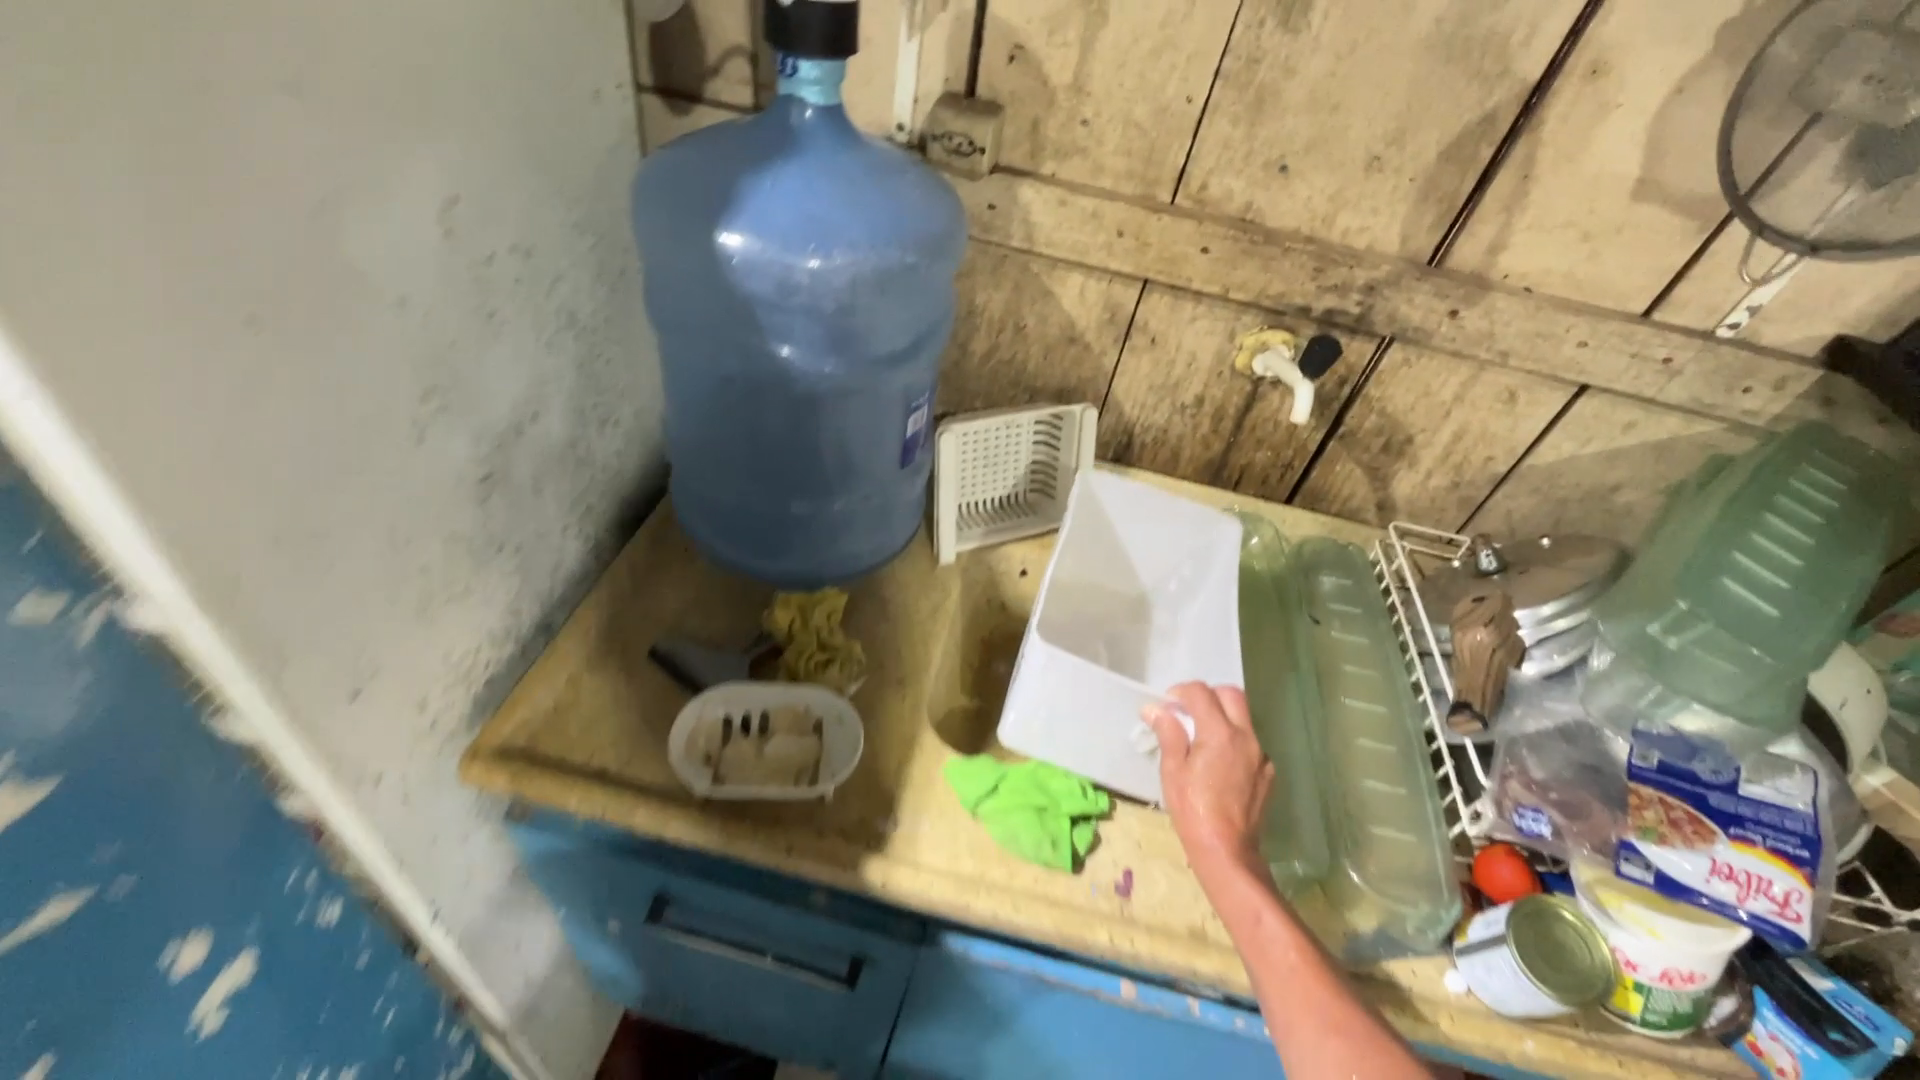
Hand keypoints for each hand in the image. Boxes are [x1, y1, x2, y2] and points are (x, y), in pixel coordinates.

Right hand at [1144, 682, 1274, 886]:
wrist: (1226, 849)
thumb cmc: (1192, 809)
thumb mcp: (1172, 770)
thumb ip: (1168, 733)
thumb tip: (1155, 709)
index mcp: (1219, 733)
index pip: (1201, 693)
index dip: (1181, 692)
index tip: (1167, 704)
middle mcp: (1246, 737)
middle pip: (1231, 695)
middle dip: (1208, 696)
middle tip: (1187, 712)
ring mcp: (1260, 754)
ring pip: (1243, 718)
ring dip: (1222, 717)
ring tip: (1201, 738)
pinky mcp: (1267, 771)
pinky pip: (1250, 743)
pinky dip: (1233, 741)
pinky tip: (1219, 763)